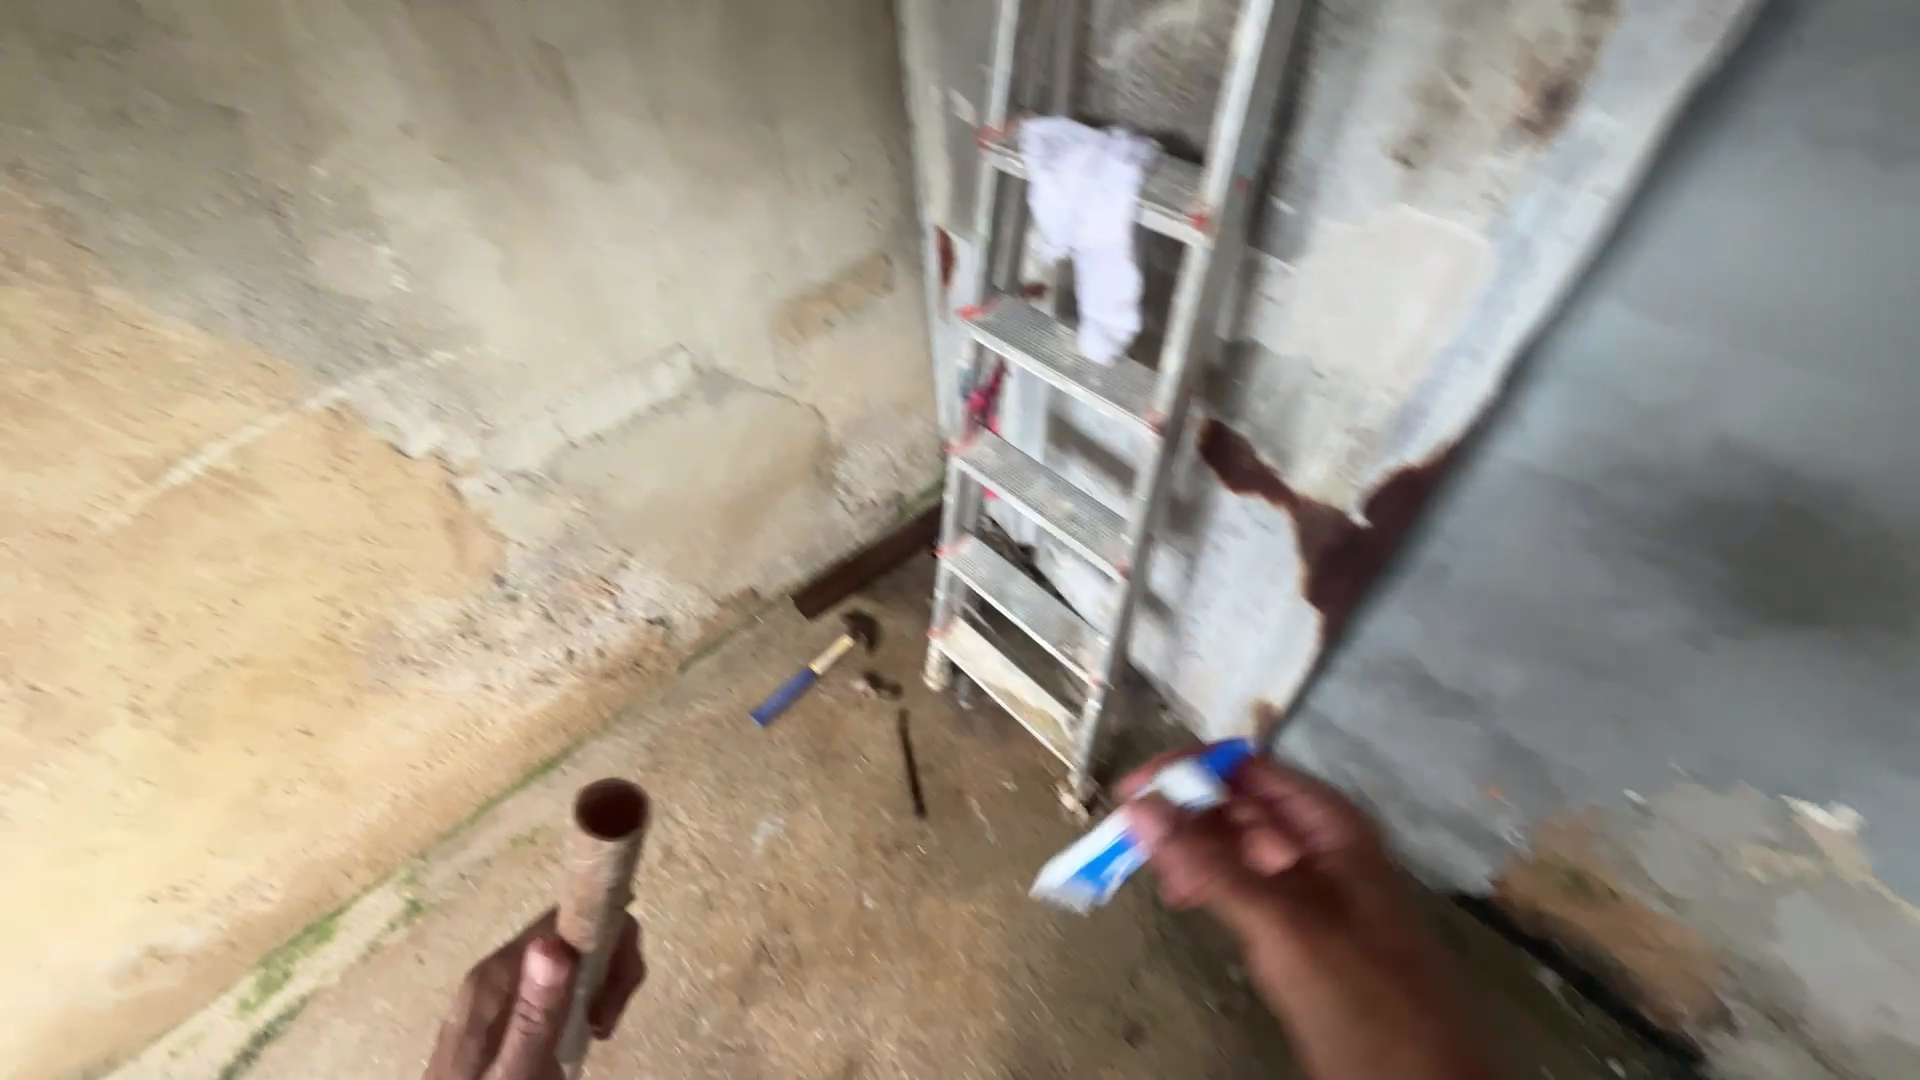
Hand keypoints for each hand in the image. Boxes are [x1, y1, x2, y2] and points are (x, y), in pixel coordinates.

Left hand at [424, 910, 644, 1079]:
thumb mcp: (516, 1075)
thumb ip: (534, 1015)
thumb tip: (552, 946)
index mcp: (494, 977)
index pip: (566, 919)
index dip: (605, 939)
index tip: (618, 989)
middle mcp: (500, 968)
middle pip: (576, 931)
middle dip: (611, 963)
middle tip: (609, 1020)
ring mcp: (506, 986)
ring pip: (578, 951)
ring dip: (607, 980)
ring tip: (601, 1029)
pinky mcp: (516, 1003)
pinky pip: (568, 975)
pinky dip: (592, 992)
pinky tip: (586, 1029)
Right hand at [1122, 752, 1494, 1079]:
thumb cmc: (1362, 996)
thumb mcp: (1281, 924)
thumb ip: (1209, 863)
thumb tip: (1140, 807)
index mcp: (1326, 823)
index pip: (1245, 768)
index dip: (1188, 769)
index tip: (1134, 790)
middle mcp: (1314, 841)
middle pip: (1234, 801)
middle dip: (1183, 813)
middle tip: (1133, 839)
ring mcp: (1304, 883)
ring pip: (1231, 841)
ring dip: (1189, 848)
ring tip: (1158, 875)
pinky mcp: (1293, 922)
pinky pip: (1237, 880)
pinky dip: (1205, 880)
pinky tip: (1182, 896)